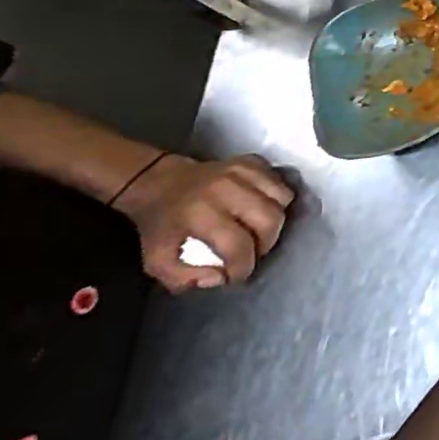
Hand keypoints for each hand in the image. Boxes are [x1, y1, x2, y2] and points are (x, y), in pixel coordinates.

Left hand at [114, 154, 294, 292]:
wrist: (159, 182)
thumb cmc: (160, 224)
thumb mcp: (157, 261)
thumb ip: (184, 279)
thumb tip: (220, 278)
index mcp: (201, 213)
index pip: (239, 244)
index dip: (243, 267)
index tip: (237, 276)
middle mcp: (226, 188)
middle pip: (270, 219)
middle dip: (267, 243)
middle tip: (254, 251)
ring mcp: (241, 170)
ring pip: (282, 197)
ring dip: (276, 219)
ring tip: (260, 229)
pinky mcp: (250, 161)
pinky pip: (278, 180)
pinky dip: (276, 197)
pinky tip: (261, 207)